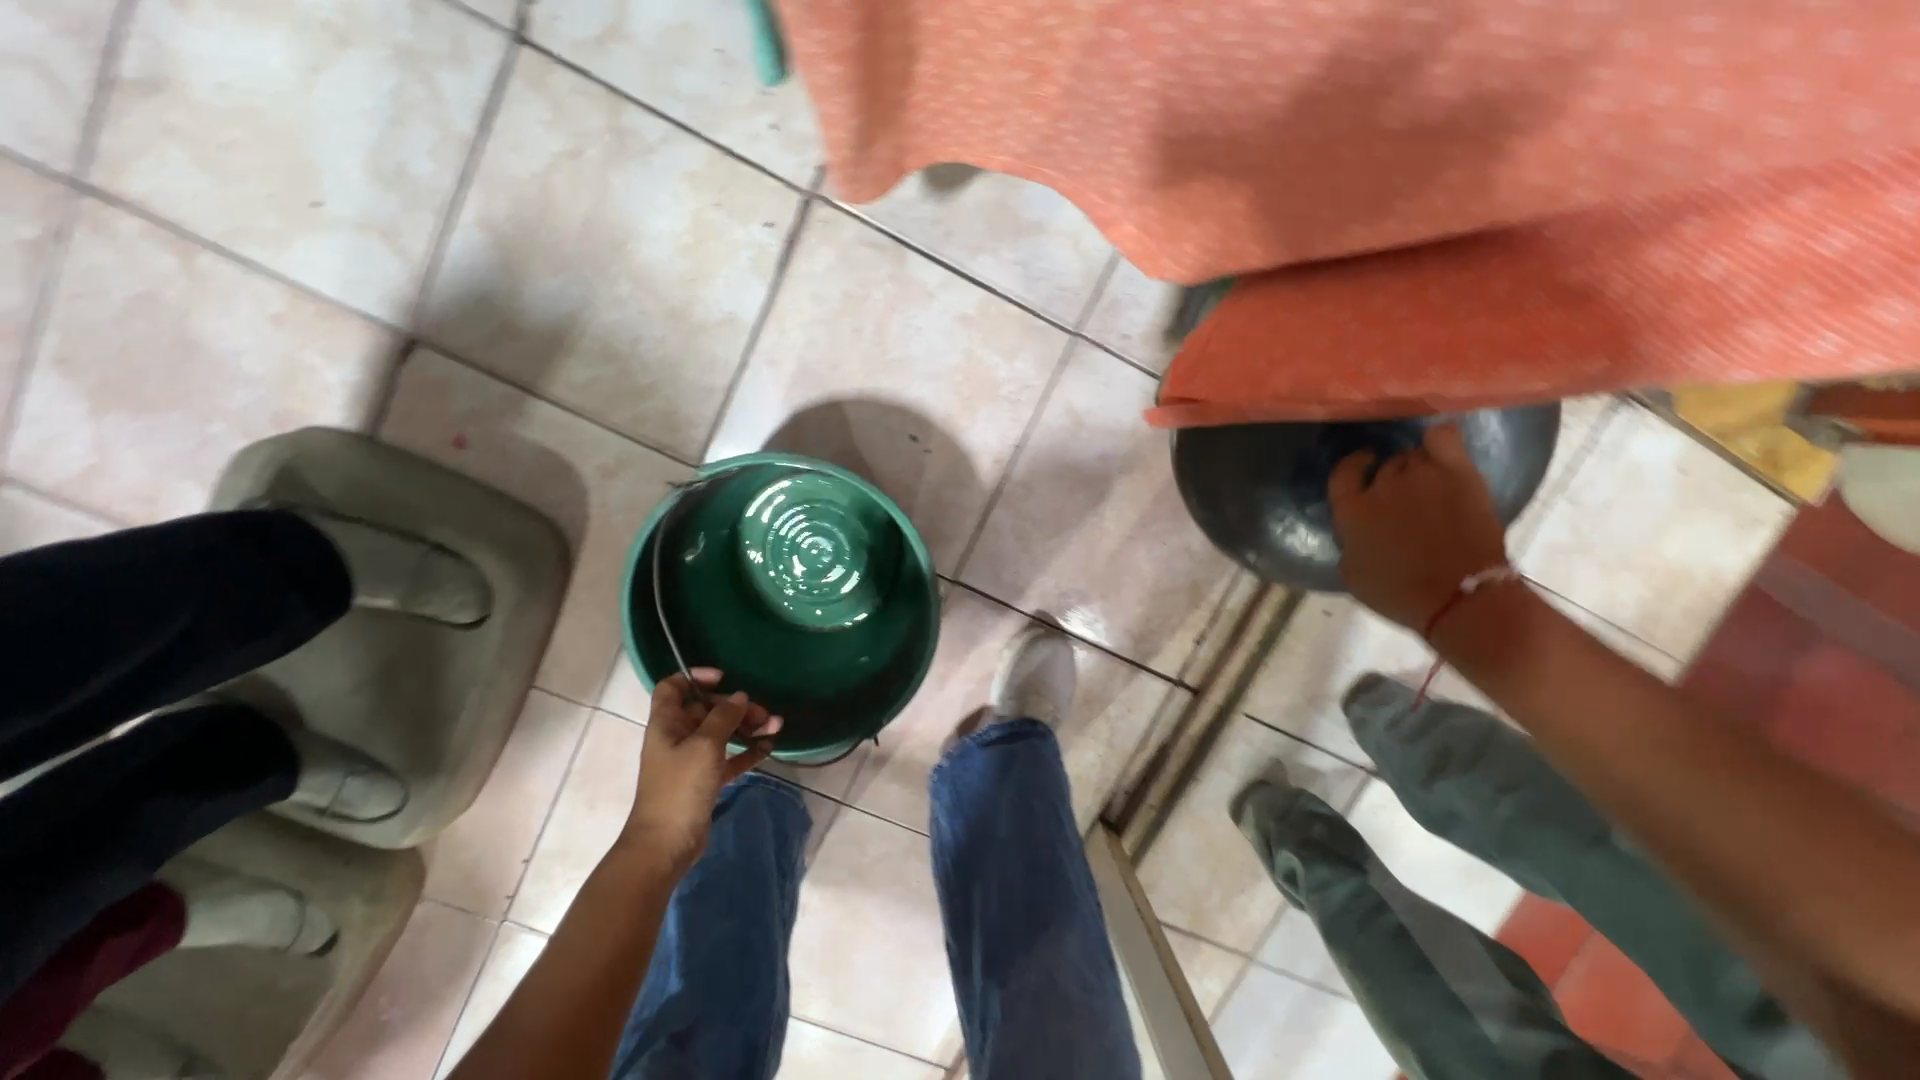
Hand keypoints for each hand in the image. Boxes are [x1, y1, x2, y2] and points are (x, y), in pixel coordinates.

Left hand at [622, 669, 781, 876]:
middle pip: (706, 710)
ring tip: (775, 726)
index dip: (695, 677)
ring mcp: (691, 760)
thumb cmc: (680, 787)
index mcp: (667, 723)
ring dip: (747, 727)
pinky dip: (747, 751)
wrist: (666, 843)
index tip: (724, 679)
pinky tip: (769, 748)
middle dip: (735, 707)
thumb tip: (740, 697)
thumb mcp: (705, 746)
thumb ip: (724, 717)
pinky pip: (729, 758)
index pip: (673, 687)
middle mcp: (677, 737)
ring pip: (722, 734)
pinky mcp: (705, 781)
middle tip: (763, 713)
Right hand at [1328, 423, 1509, 631]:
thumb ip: (1349, 542)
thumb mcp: (1352, 574)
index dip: (1354, 467)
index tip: (1364, 469)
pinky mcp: (1459, 471)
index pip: (1343, 472)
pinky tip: (1440, 449)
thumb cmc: (1400, 594)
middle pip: (1385, 466)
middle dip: (1390, 478)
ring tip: (1431, 487)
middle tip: (1404, 499)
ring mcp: (1422, 474)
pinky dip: (1438, 440)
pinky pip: (1443, 436)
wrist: (1459, 597)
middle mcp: (1383, 484)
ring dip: (1418, 468)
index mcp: (1352, 510)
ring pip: (1414, 455)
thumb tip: (1356, 530)